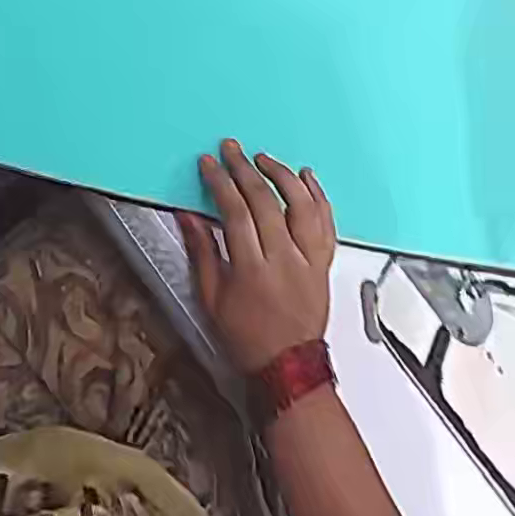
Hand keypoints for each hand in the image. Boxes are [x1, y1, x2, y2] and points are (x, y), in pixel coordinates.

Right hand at [177, 140, 335, 373]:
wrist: (289, 366)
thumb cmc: (246, 336)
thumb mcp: (211, 297)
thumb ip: (202, 251)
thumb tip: (188, 215)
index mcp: (252, 271)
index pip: (236, 213)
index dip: (220, 183)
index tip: (209, 164)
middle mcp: (285, 262)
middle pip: (266, 203)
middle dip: (244, 170)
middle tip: (231, 149)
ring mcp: (310, 262)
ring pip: (302, 207)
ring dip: (282, 176)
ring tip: (264, 159)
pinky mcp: (324, 264)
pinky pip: (326, 224)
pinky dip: (318, 197)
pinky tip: (306, 177)